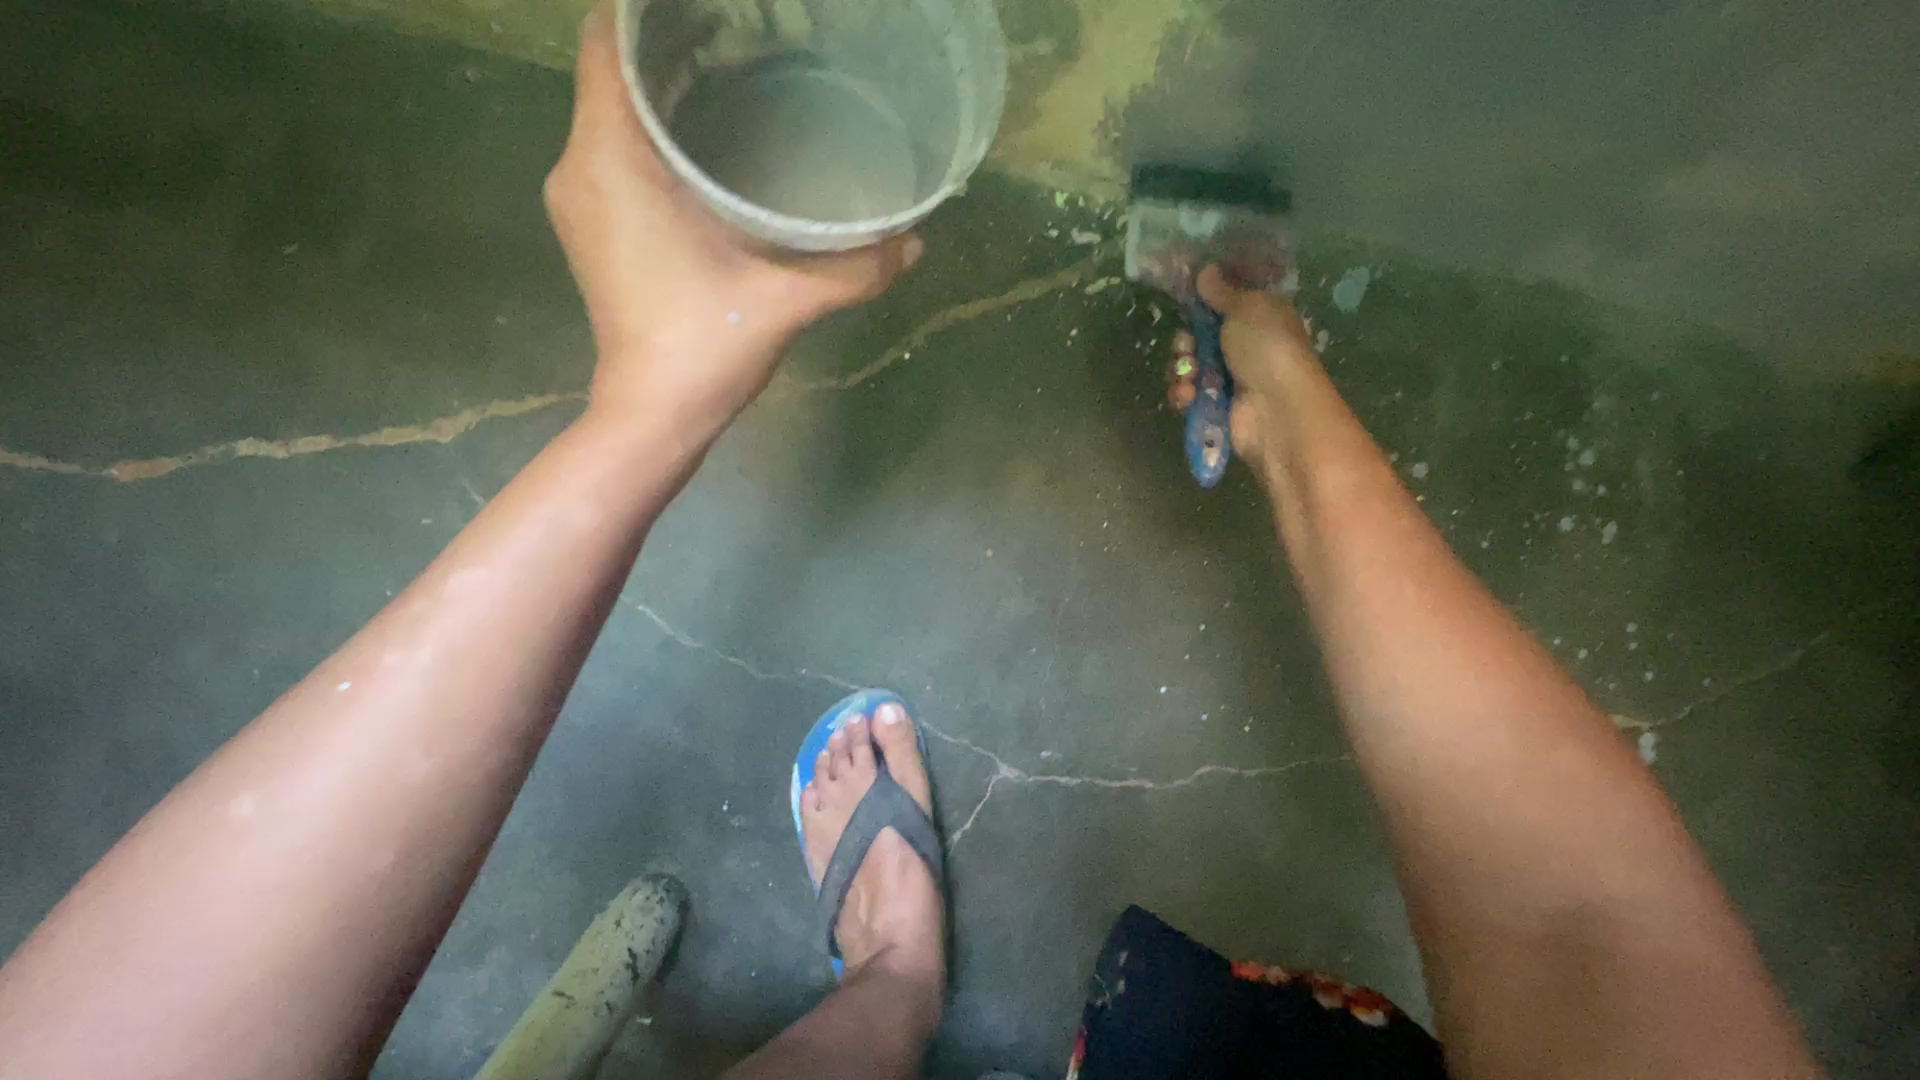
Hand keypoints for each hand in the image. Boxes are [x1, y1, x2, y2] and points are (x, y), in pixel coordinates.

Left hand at [544, 2, 922, 435]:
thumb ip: (855, 268)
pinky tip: (706, 151)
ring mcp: (579, 200)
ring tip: (732, 85)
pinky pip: (613, 153)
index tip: (713, 14)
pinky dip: (651, 138)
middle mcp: (578, 166)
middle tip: (743, 45)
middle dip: (670, 51)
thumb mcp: (788, 300)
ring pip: (610, 115)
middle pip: (610, 73)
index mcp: (611, 160)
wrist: (653, 414)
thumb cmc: (706, 346)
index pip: (608, 45)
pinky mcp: (592, 228)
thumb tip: (915, 241)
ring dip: (660, 96)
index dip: (652, 15)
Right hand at [1166, 266, 1318, 467]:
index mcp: (1258, 317)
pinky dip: (1183, 395)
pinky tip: (1189, 396)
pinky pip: (1187, 395)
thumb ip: (1222, 291)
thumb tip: (1206, 269)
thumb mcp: (1247, 307)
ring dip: (1181, 370)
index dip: (1201, 305)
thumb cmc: (1267, 349)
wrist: (1276, 408)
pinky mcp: (1215, 406)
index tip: (1185, 303)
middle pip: (1197, 338)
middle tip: (1188, 347)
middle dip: (1185, 343)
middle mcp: (1243, 347)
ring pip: (1188, 368)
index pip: (1222, 306)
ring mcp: (1228, 378)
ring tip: (1190, 377)